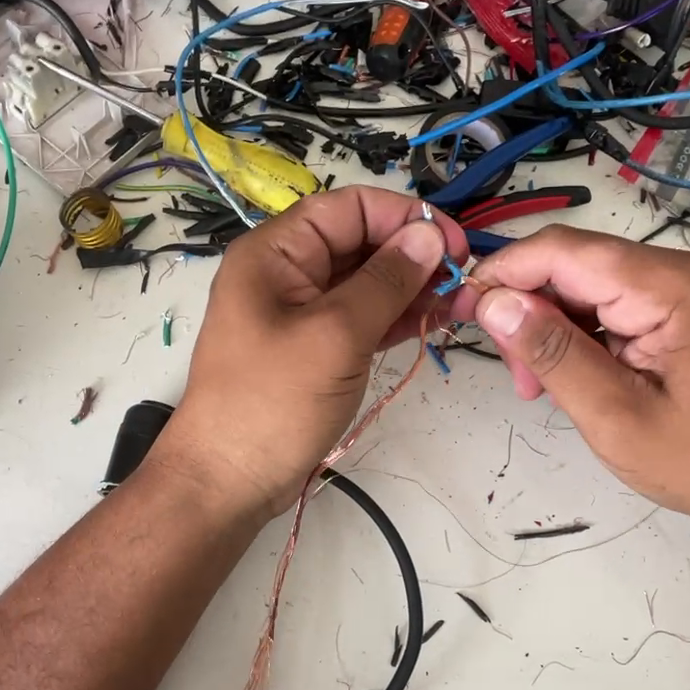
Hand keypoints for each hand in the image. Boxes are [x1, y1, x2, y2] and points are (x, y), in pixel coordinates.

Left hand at [148, 187, 467, 520]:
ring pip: (364, 282)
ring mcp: (299, 313)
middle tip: (462, 279)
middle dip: (411, 254)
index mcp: (275, 252)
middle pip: (358, 242)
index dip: (404, 217)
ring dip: (409, 287)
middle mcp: (286, 273)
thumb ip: (385, 281)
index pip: (348, 208)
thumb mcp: (335, 335)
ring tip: (457, 302)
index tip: (452, 243)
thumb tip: (429, 236)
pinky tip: (430, 321)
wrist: (227, 480)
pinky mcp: (313, 348)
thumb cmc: (272, 403)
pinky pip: (359, 317)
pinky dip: (393, 317)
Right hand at [452, 226, 689, 546]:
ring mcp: (685, 290)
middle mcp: (679, 272)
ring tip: (540, 388)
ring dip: (550, 330)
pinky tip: (572, 378)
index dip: (502, 272)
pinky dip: (579, 339)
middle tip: (514, 377)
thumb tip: (494, 302)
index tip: (460, 309)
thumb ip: (553, 355)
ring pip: (587, 288)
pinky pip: (612, 307)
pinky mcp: (683, 312)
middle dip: (528, 311)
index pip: (563, 250)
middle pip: (573, 265)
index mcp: (670, 287)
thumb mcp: (615, 416)